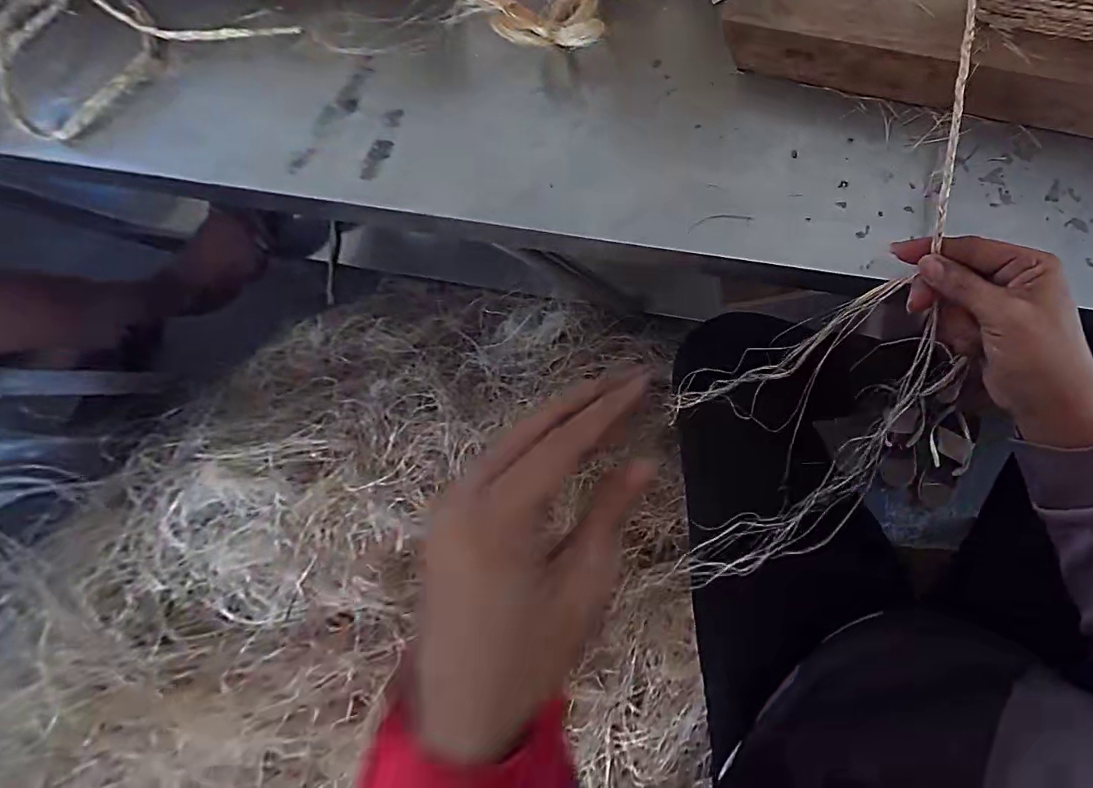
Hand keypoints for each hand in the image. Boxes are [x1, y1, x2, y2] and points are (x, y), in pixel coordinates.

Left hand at [412, 370, 658, 764]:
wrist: (460, 715)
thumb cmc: (532, 652)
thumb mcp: (584, 581)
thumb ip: (610, 510)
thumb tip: (645, 458)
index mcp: (498, 516)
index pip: (563, 442)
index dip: (608, 408)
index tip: (643, 381)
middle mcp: (464, 498)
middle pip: (532, 428)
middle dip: (584, 398)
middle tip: (629, 377)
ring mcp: (448, 506)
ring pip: (512, 439)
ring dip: (561, 415)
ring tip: (608, 398)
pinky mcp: (447, 518)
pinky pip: (498, 460)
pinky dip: (537, 440)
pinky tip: (567, 437)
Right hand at [891, 236, 1092, 448]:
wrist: (1054, 413)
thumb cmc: (1044, 361)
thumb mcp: (1003, 315)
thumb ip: (962, 285)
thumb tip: (928, 262)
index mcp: (1030, 266)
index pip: (974, 248)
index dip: (935, 250)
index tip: (901, 252)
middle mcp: (1016, 280)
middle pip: (958, 274)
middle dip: (941, 294)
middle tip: (919, 304)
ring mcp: (1001, 307)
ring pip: (953, 300)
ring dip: (955, 322)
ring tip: (973, 341)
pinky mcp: (989, 330)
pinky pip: (957, 322)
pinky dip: (959, 336)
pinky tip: (975, 350)